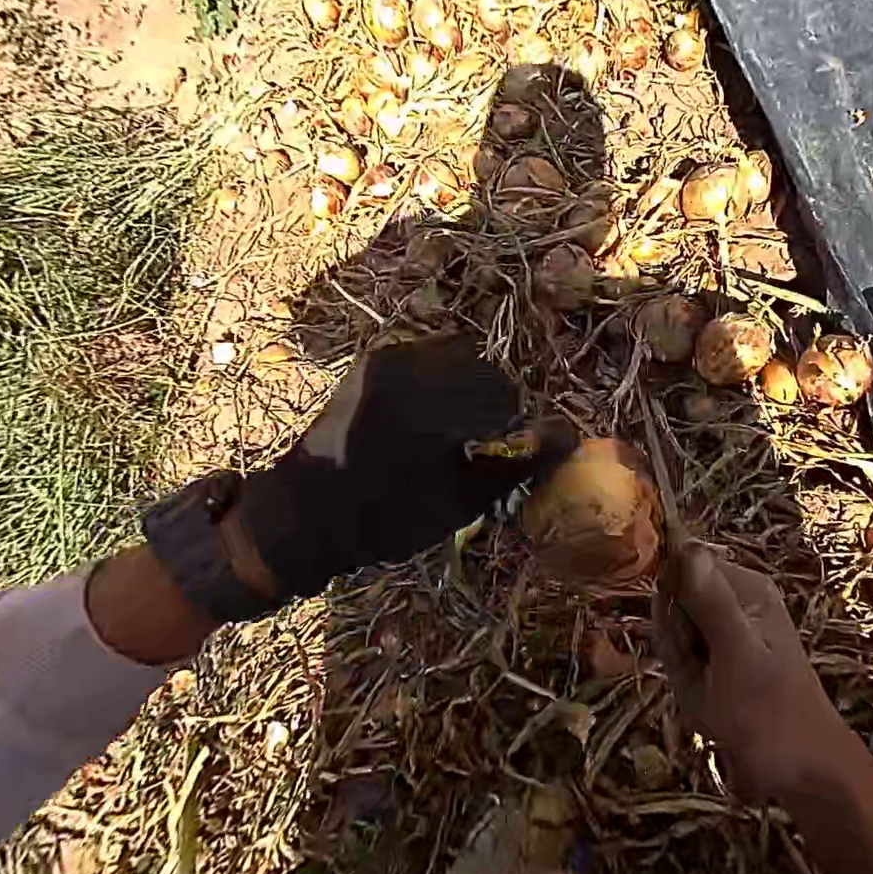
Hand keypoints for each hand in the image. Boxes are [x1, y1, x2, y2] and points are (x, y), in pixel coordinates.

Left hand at [233, 336, 572, 601]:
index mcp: (436, 404)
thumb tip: (568, 435)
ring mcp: (391, 358)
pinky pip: (430, 356)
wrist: (304, 512)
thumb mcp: (461, 500)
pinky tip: (427, 414)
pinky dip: (443, 379)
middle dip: (491, 405)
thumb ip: (519, 463)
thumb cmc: (387, 516)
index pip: (504, 398)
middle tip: (476, 441)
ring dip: (469, 388)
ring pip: (460, 360)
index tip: (495, 452)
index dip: (511, 427)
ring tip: (451, 426)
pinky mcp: (377, 359)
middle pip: (485, 373)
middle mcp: (414, 368)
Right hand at [654, 545, 872, 873]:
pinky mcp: (722, 650)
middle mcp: (735, 596)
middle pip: (674, 595)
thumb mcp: (735, 655)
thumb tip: (683, 542)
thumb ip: (709, 600)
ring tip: (705, 688)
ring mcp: (728, 624)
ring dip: (678, 658)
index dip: (671, 597)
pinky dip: (684, 672)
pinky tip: (705, 695)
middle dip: (674, 634)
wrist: (806, 775)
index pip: (681, 562)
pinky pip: (683, 648)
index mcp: (745, 586)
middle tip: (698, 671)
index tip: (681, 634)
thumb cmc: (772, 716)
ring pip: (674, 625)